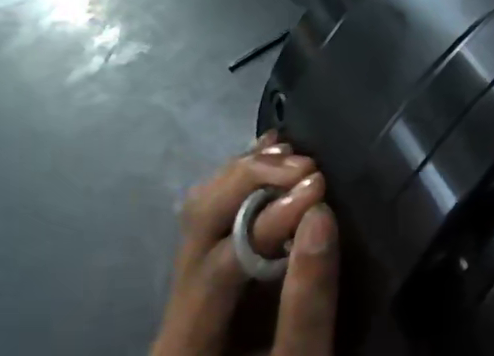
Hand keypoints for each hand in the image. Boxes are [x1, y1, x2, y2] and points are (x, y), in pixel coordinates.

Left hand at [151, 135, 338, 355]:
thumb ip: (307, 302)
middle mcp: (173, 306)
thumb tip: (319, 214)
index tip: (320, 187)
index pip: (219, 263)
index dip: (269, 218)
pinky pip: (217, 211)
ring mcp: (185, 287)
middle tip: (310, 168)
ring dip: (251, 174)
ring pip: (204, 206)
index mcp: (184, 343)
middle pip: (200, 218)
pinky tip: (276, 156)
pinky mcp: (207, 274)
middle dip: (255, 182)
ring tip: (297, 159)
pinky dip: (249, 178)